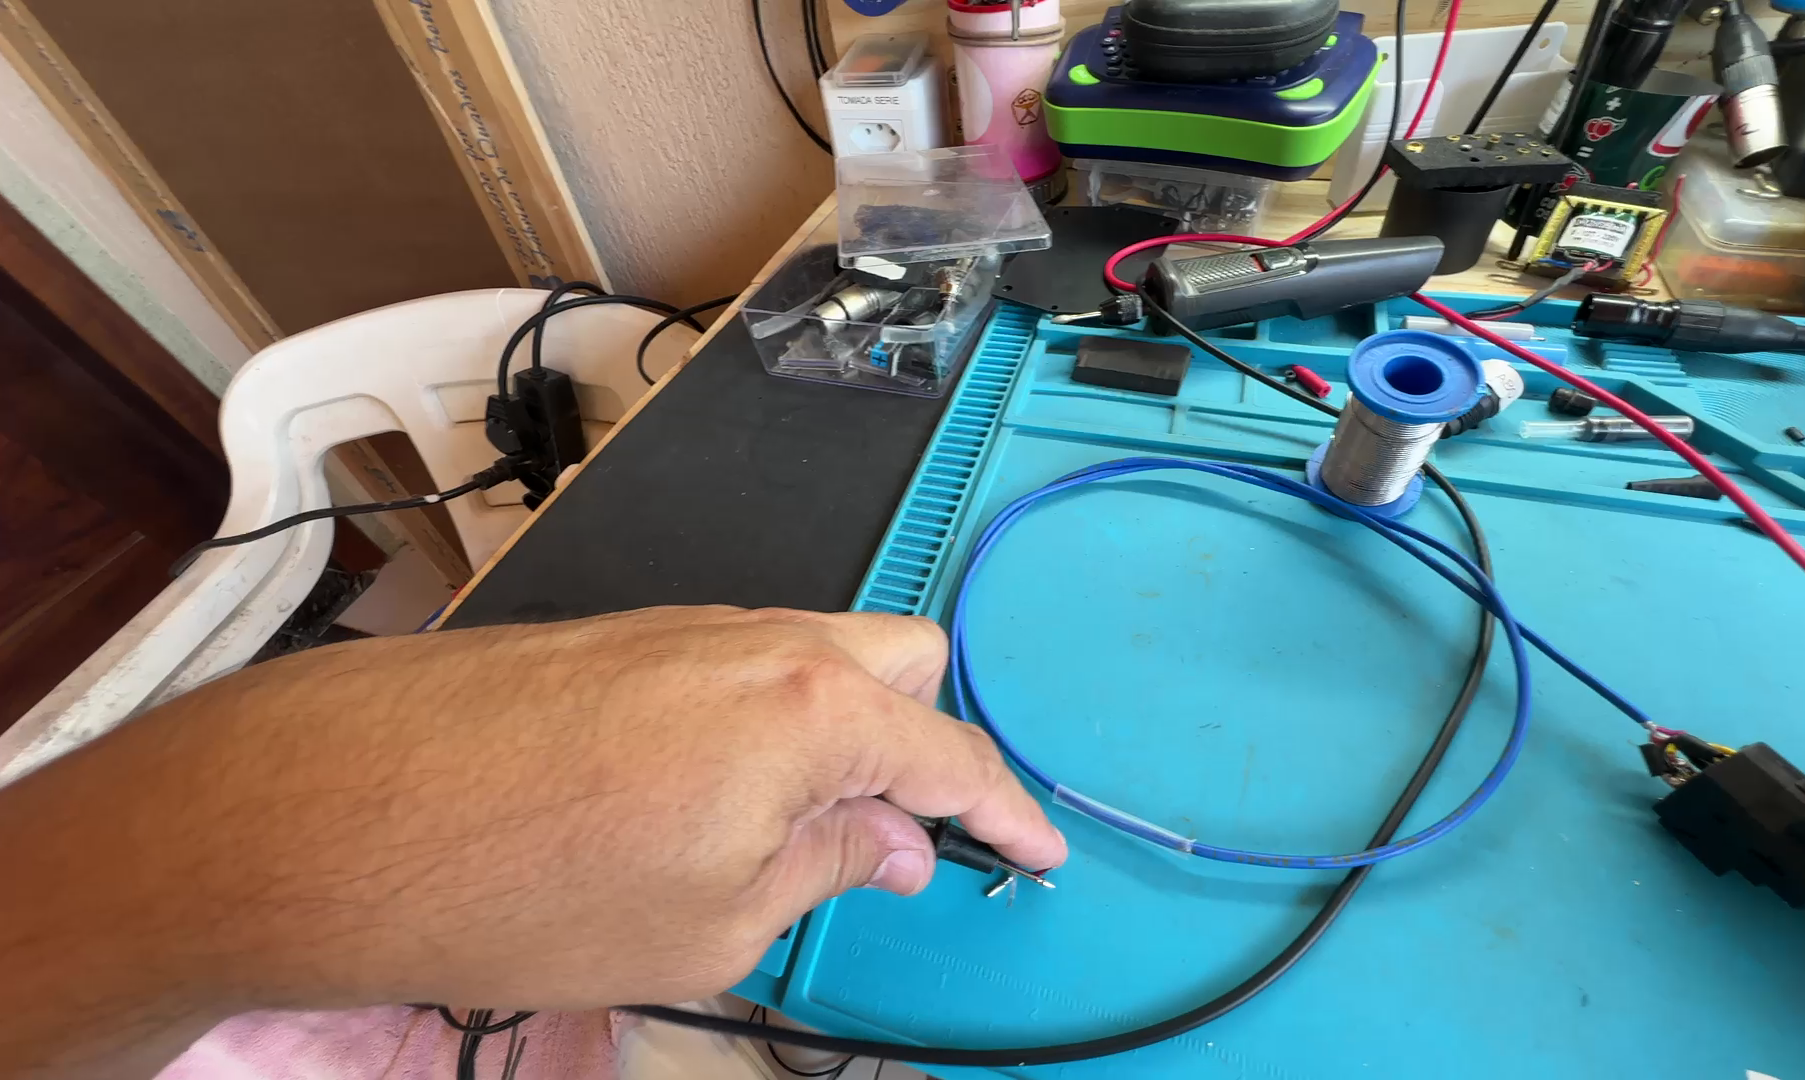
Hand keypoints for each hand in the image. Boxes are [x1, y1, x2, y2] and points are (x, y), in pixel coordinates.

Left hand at [0, 606, 1064, 1077]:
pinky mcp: (659, 627)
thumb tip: (902, 844)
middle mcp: (780, 640)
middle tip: (901, 817)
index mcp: (817, 708)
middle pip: (911, 658)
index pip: (952, 753)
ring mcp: (715, 622)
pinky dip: (789, 711)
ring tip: (806, 811)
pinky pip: (770, 656)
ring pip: (838, 650)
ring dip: (856, 723)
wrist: (342, 800)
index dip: (1007, 808)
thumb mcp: (718, 920)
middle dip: (931, 732)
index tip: (1037, 846)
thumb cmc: (545, 886)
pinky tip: (729, 777)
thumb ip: (834, 863)